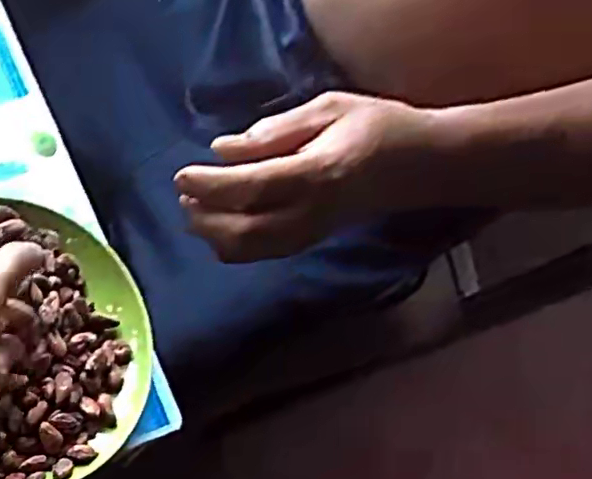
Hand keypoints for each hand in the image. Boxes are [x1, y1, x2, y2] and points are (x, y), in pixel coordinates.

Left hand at [173, 92, 452, 260]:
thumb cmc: (369, 128)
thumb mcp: (329, 110)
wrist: (409, 167)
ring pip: (237, 247)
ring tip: (195, 206)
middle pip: (237, 226)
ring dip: (206, 229)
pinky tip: (215, 222)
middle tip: (186, 193)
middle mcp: (306, 212)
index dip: (209, 184)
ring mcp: (300, 236)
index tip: (182, 175)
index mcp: (318, 173)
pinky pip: (245, 255)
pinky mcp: (293, 249)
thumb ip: (273, 131)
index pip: (251, 187)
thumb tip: (220, 149)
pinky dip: (220, 242)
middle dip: (201, 212)